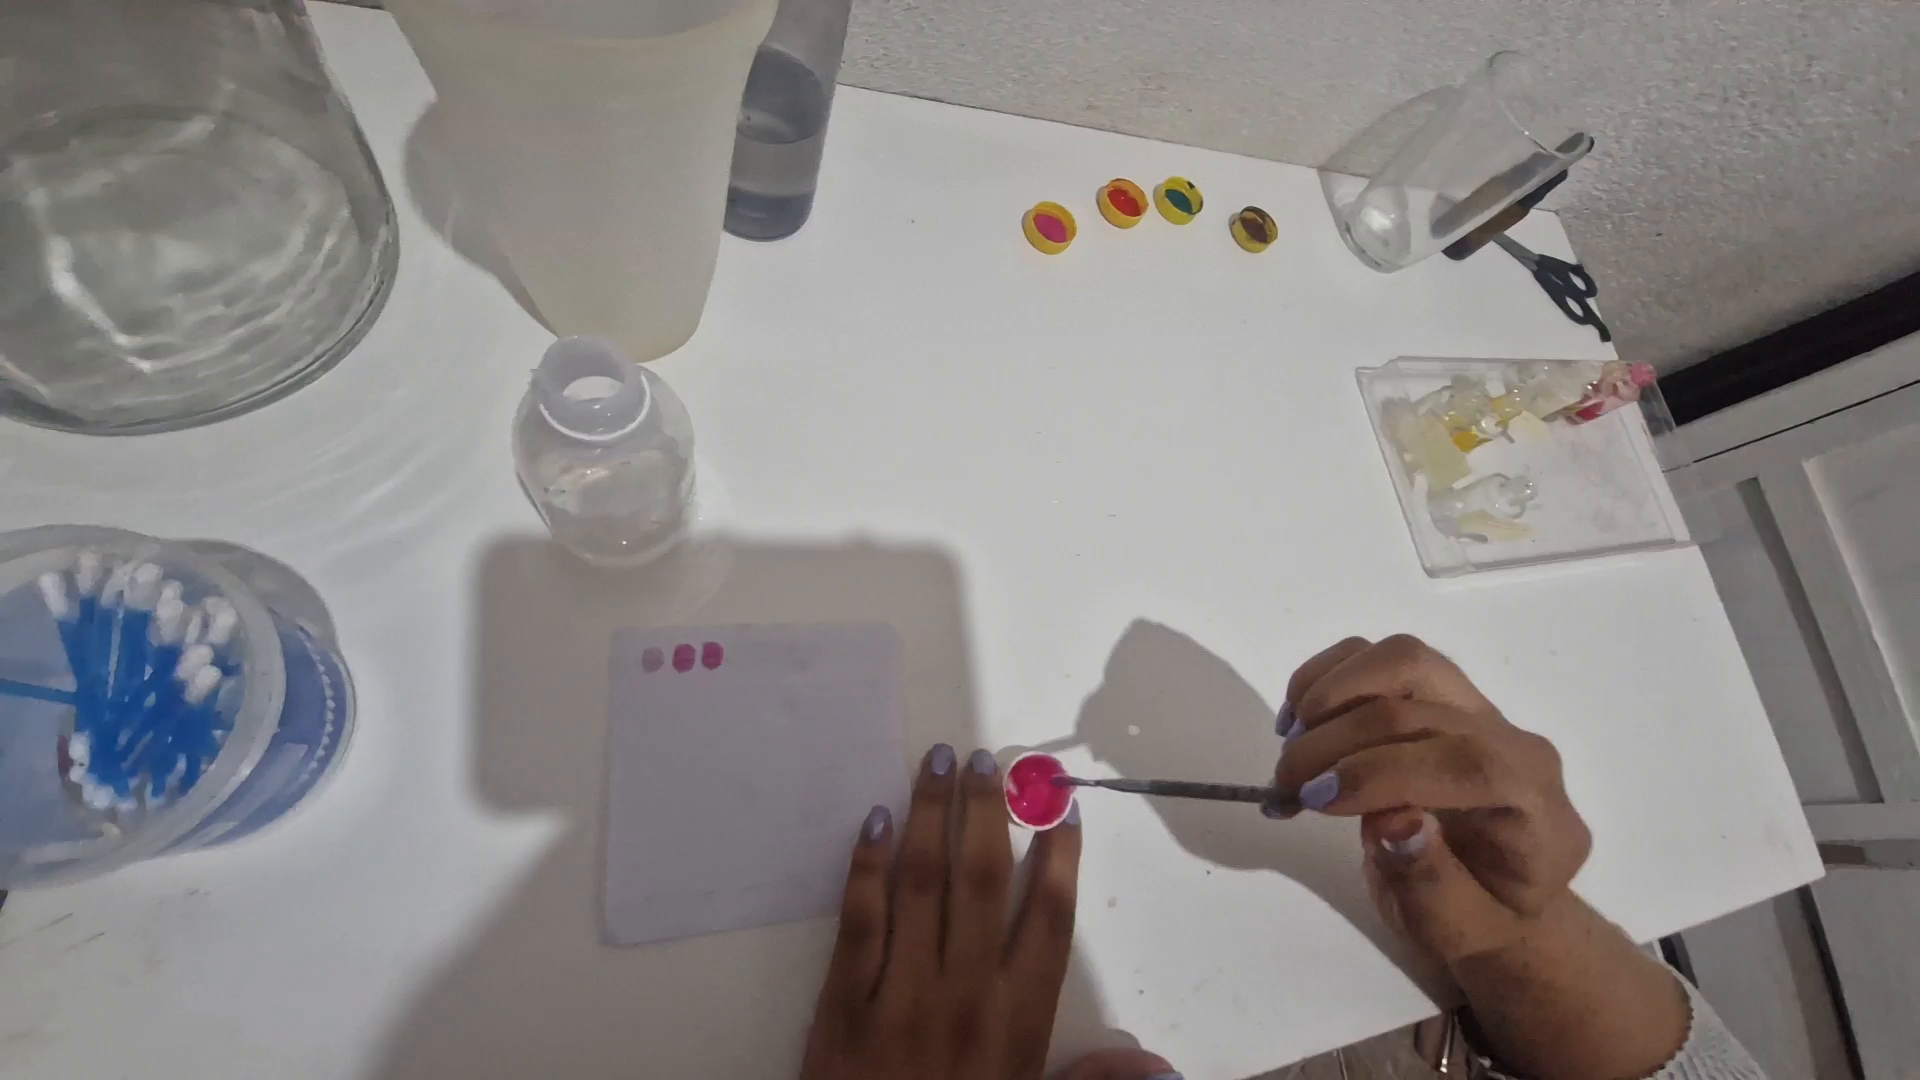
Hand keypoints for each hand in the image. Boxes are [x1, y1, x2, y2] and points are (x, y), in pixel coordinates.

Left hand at [801, 744, 1082, 1079]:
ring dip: (931, 813)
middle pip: (982, 878)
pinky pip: (860, 916)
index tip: (1060, 807)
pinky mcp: (845, 997)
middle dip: (987, 810)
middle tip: (987, 759)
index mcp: (1016, 1018)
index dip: (1058, 856)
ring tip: (938, 761)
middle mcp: (964, 990)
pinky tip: (875, 818)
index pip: (1048, 917)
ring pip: (922, 880)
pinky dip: (866, 863)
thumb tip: (1164, 1064)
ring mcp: (900, 989)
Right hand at [1272, 635, 1591, 963]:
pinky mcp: (1425, 687)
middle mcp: (1510, 739)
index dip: (1382, 772)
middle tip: (1286, 783)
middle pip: (1419, 704)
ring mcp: (1468, 704)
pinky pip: (1370, 654)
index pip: (1469, 761)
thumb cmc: (1472, 914)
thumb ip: (1431, 885)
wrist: (1488, 887)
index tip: (1314, 800)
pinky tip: (1297, 721)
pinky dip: (1320, 678)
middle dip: (1333, 739)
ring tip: (1292, 743)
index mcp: (1535, 803)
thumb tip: (1394, 822)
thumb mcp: (1455, 928)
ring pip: (1399, 659)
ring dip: (1327, 693)